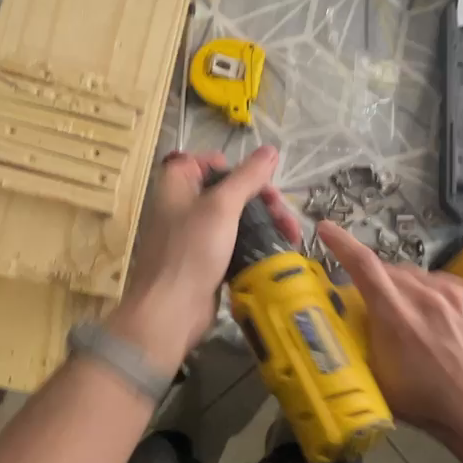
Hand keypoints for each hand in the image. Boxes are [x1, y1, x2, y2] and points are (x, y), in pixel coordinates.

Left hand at [107, 146, 298, 372]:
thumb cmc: (191, 251)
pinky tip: (278, 250)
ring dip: (265, 223)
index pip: (210, 162)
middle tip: (285, 215)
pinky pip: (236, 243)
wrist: (171, 311)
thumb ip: (247, 177)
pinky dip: (256, 244)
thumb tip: (270, 151)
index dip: (238, 168)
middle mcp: (184, 205)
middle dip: (263, 200)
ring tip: (291, 235)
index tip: (261, 183)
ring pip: (237, 218)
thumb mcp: (222, 206)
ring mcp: (195, 235)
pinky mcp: (206, 260)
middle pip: (230, 191)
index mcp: (178, 184)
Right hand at [317, 221, 462, 449]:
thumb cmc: (420, 399)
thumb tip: (339, 313)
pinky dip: (433, 293)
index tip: (326, 229)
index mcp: (396, 316)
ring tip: (413, 319)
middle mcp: (426, 296)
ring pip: (416, 276)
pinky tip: (438, 319)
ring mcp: (455, 293)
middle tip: (378, 309)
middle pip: (389, 271)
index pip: (363, 266)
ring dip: (406, 289)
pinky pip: (441, 282)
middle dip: (378, 283)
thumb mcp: (374, 375)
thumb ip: (356, 339)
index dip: (342, 243)